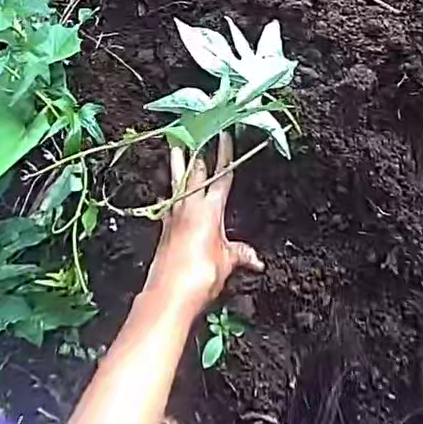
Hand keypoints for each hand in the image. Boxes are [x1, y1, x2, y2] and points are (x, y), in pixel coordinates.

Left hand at [144, 131, 262, 312]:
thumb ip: (240, 255)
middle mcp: (190, 206)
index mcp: (210, 209)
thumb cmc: (200, 275)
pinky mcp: (165, 226)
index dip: (224, 154)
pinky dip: (172, 190)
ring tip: (175, 144)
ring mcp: (175, 214)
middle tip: (198, 130)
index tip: (225, 134)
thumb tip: (257, 260)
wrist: (169, 293)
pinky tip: (169, 190)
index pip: (220, 175)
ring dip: (179, 162)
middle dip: (199, 151)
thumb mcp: (226, 263)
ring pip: (178, 181)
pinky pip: (170, 200)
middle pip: (196, 171)